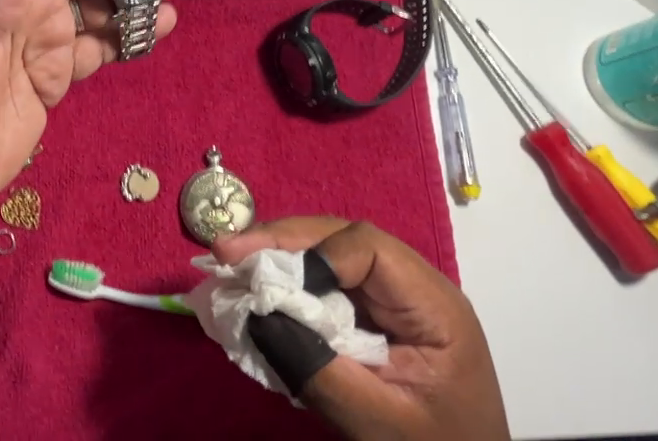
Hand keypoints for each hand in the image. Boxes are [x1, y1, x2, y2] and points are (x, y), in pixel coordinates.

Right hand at [213, 218, 507, 440]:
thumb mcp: (377, 420)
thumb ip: (318, 369)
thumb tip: (254, 314)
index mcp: (433, 306)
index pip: (367, 247)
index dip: (311, 252)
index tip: (262, 276)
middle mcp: (414, 286)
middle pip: (341, 237)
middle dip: (280, 241)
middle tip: (224, 252)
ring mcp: (394, 297)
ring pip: (328, 252)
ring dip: (278, 256)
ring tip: (231, 263)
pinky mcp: (374, 313)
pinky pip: (327, 281)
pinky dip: (289, 280)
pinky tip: (258, 286)